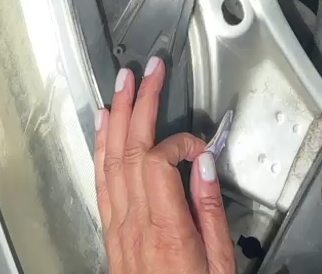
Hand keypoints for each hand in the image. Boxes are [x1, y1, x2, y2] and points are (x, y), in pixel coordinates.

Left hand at [96, 58, 233, 273]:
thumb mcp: (220, 265)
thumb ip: (210, 211)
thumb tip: (206, 163)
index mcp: (165, 228)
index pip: (160, 160)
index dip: (182, 141)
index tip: (202, 146)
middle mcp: (135, 223)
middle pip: (132, 148)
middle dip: (141, 101)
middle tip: (150, 68)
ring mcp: (118, 226)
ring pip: (112, 158)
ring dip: (118, 114)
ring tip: (124, 82)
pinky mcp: (112, 232)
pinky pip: (102, 179)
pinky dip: (101, 145)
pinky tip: (104, 124)